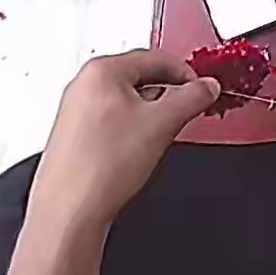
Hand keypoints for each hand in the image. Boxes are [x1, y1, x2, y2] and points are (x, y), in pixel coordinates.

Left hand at [29, 51, 219, 227]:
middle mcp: (84, 85)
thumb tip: (207, 87)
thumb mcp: (164, 122)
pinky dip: (134, 125)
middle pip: (143, 76)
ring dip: (152, 110)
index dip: (187, 75)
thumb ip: (194, 96)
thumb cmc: (100, 168)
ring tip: (163, 131)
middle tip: (188, 108)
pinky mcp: (74, 134)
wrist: (67, 215)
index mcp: (102, 71)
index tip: (202, 90)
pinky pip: (114, 117)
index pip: (158, 58)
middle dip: (170, 92)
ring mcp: (75, 110)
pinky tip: (140, 147)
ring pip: (129, 98)